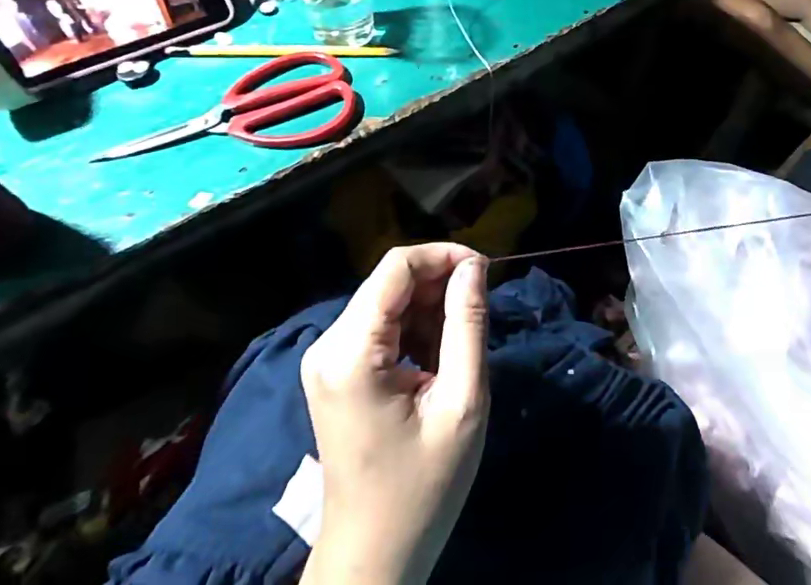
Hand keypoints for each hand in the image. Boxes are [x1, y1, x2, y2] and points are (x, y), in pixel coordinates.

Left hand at [300, 245, 489, 584]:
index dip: (443, 255)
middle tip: (480, 309)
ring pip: (385, 302)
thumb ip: (467, 326)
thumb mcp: (461, 405)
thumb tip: (474, 267)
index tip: (486, 268)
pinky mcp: (333, 370)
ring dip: (427, 309)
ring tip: (460, 345)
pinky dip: (411, 330)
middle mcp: (327, 343)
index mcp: (350, 351)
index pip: (395, 267)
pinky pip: (377, 327)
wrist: (373, 555)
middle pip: (388, 282)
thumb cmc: (423, 489)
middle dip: (438, 284)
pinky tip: (435, 360)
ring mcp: (324, 357)